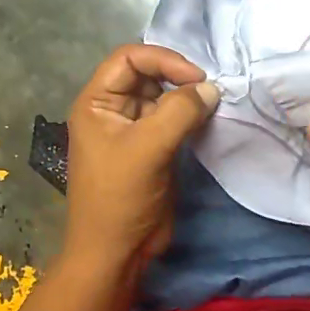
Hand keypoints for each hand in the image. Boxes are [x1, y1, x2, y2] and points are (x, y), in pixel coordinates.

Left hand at [64, 45, 220, 266]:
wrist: (116, 251)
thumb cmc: (120, 197)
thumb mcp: (147, 148)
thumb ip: (179, 112)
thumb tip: (210, 89)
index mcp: (96, 102)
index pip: (128, 59)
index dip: (161, 60)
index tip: (195, 77)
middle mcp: (111, 109)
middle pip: (147, 74)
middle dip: (177, 76)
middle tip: (209, 91)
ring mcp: (132, 129)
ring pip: (162, 97)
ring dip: (187, 97)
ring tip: (213, 103)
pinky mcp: (151, 148)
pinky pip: (172, 120)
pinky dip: (190, 116)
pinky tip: (209, 118)